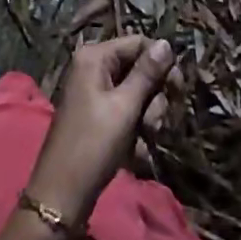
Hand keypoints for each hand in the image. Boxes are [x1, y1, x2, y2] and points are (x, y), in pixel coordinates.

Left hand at [27, 36, 176, 226]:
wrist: (62, 196)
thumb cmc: (93, 145)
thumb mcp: (125, 106)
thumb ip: (147, 73)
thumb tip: (166, 43)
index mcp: (95, 57)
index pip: (140, 43)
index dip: (162, 64)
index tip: (178, 90)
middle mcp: (93, 68)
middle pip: (140, 68)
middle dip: (154, 96)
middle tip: (156, 122)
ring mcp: (95, 92)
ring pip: (137, 92)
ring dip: (148, 114)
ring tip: (146, 137)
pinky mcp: (98, 115)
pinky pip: (127, 109)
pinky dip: (136, 125)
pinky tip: (138, 148)